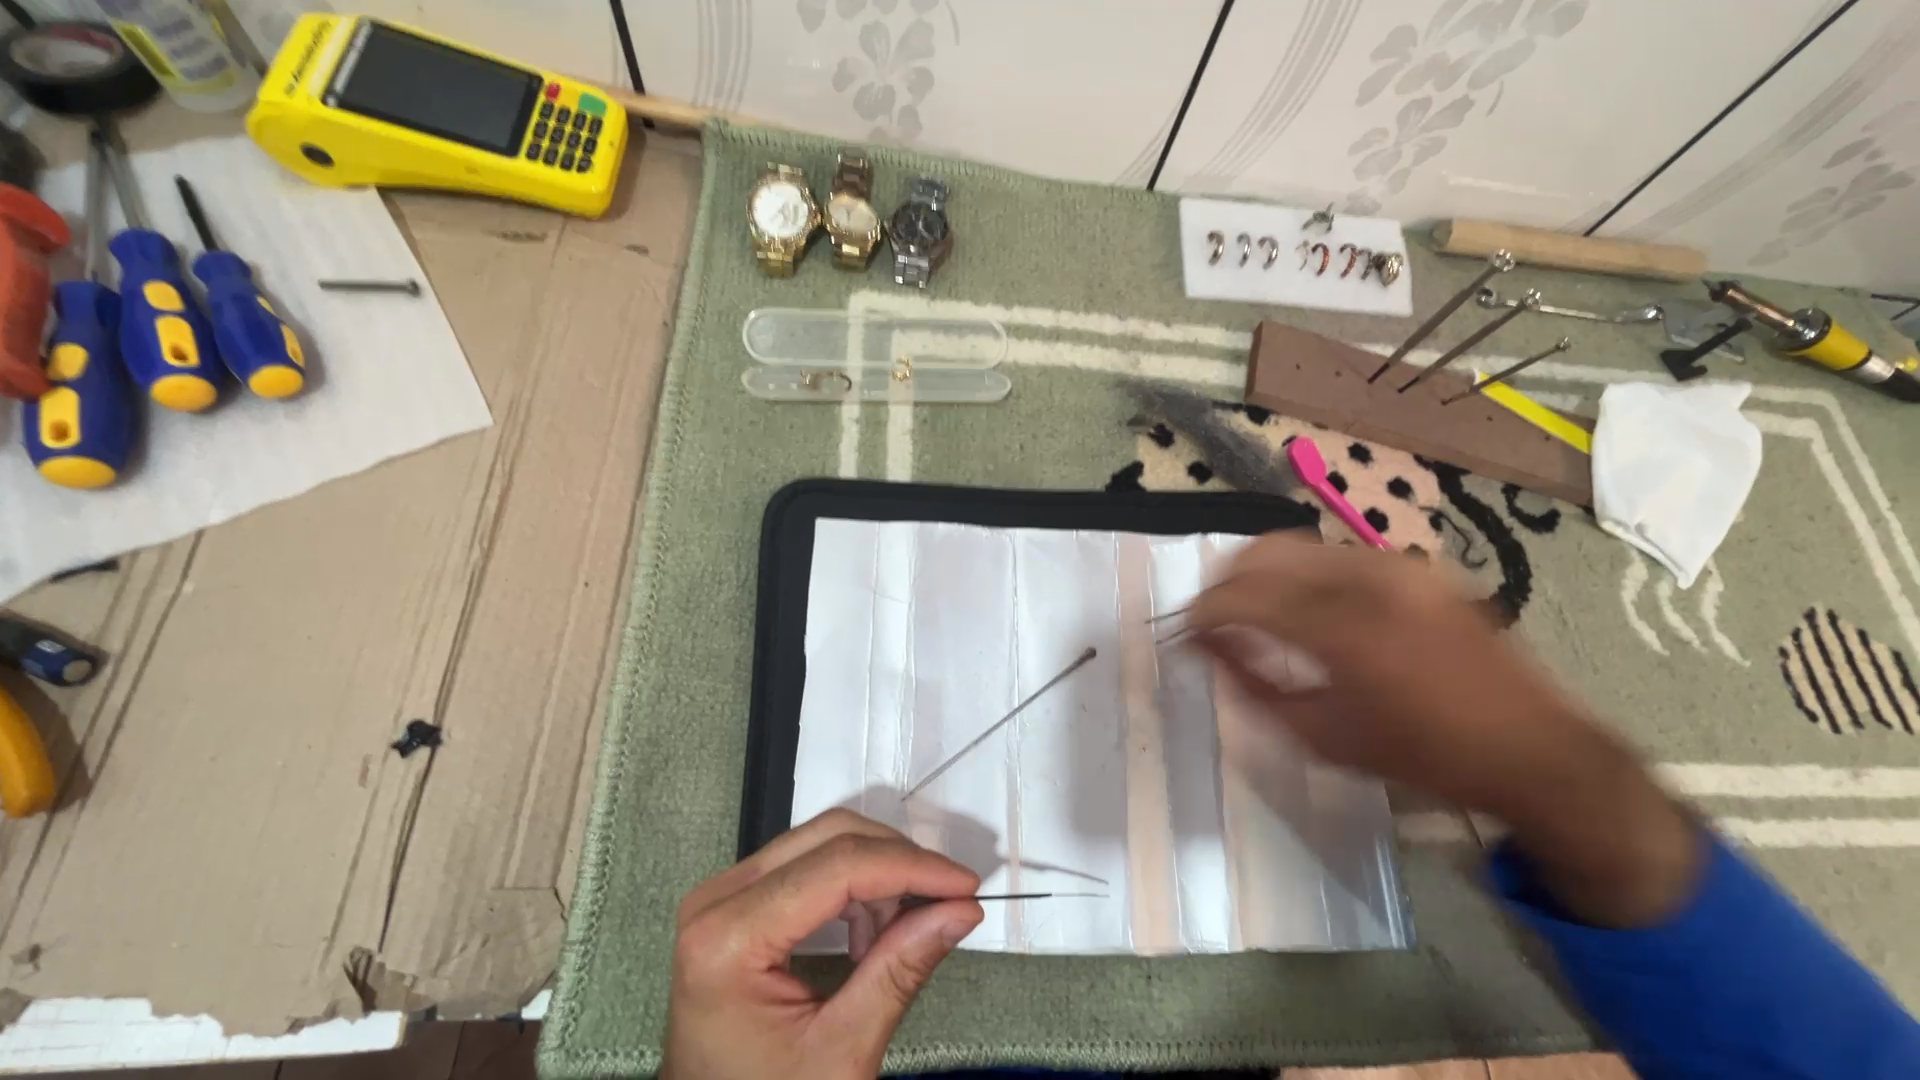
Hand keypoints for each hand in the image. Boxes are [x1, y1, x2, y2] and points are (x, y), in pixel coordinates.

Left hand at [662, 809, 983, 1079]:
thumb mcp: (840, 1053)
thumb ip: (899, 972)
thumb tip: (960, 910)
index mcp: (730, 938)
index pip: (838, 867)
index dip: (911, 867)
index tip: (966, 885)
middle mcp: (718, 897)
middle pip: (831, 837)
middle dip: (900, 862)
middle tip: (949, 900)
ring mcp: (724, 892)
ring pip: (823, 840)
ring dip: (879, 871)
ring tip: (906, 929)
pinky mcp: (737, 898)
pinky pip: (809, 860)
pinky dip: (855, 883)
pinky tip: (871, 931)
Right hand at [1188, 533, 1701, 926]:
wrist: (1535, 751)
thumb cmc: (1423, 757)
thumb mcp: (1322, 736)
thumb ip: (1253, 684)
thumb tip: (1207, 647)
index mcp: (1339, 628)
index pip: (1240, 597)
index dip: (1199, 613)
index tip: (1183, 633)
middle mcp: (1364, 579)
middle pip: (1262, 551)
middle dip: (1224, 583)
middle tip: (1213, 620)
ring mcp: (1397, 567)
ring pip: (1299, 547)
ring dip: (1264, 574)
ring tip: (1256, 614)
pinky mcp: (1419, 569)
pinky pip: (1338, 556)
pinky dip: (1305, 575)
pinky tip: (1309, 611)